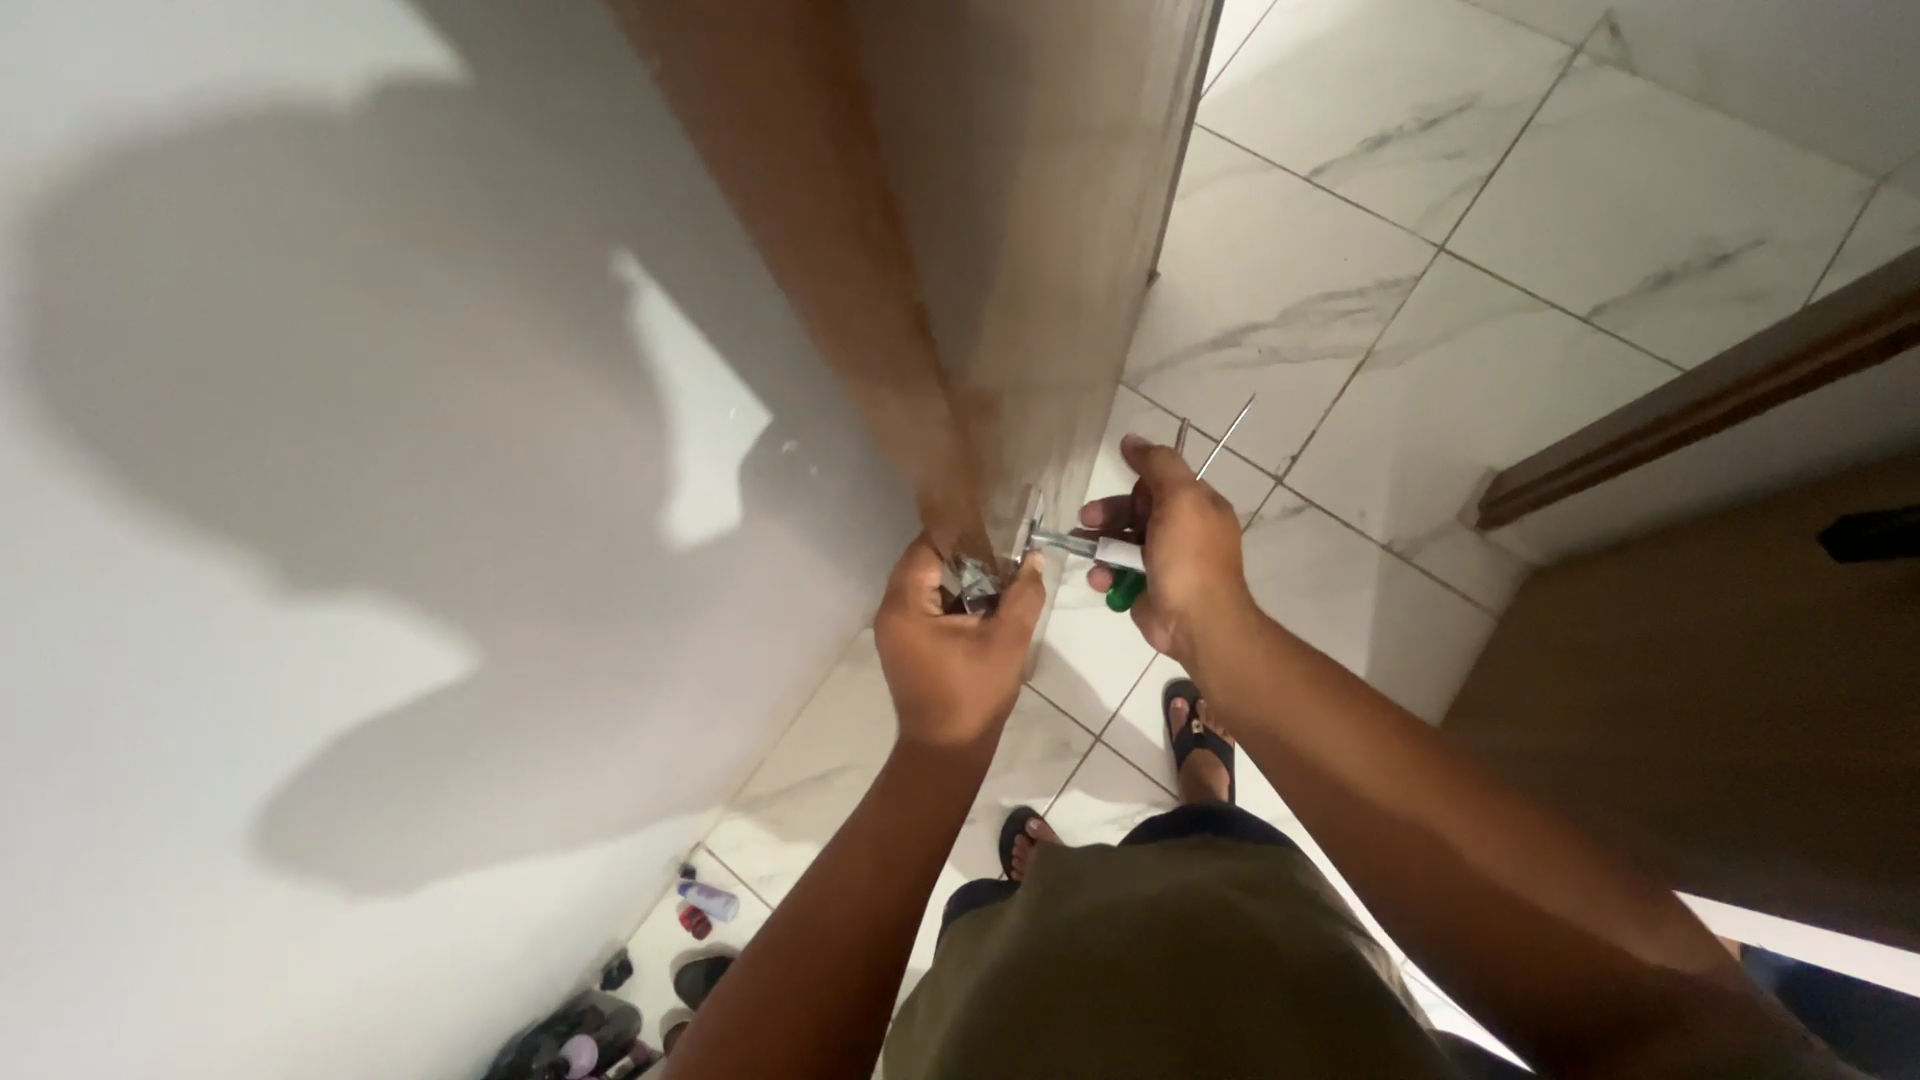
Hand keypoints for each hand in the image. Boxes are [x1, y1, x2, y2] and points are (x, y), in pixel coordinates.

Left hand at [873, 535, 1045, 754]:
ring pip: (924, 585)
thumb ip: (1023, 595)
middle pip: (922, 563)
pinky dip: (949, 598)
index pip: (926, 548)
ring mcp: (893, 630)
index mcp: (905, 606)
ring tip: (997, 571)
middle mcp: (890, 612)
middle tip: (1001, 549)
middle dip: (962, 555)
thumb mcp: (1007, 642)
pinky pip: (923, 606)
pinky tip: (982, 601)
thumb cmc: (974, 695)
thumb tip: (1034, 558)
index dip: (960, 534)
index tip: (994, 528)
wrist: (947, 750)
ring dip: (957, 577)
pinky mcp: (903, 644)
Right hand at [1083, 433, 1253, 661]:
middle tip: (1086, 518)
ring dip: (1099, 544)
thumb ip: (1158, 464)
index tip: (1113, 479)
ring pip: (1121, 542)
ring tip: (1083, 549)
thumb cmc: (1190, 557)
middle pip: (1135, 511)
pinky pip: (1117, 572)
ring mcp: (1163, 562)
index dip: (1136, 482)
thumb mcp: (1180, 498)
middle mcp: (1181, 531)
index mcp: (1197, 507)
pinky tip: (1099, 578)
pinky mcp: (1145, 588)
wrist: (1196, 621)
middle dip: (1108, 514)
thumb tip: (1132, 439)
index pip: (1161, 483)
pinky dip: (1105, 573)